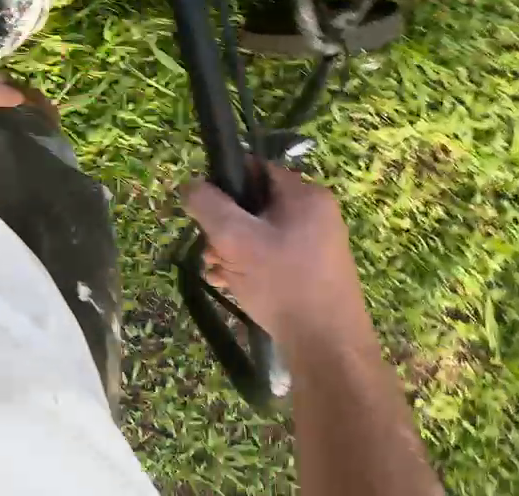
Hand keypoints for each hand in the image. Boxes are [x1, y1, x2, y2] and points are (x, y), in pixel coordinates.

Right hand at [181, 163, 372, 345]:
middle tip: (212, 249)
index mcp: (305, 196)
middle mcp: (314, 215)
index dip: (223, 184)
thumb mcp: (234, 236)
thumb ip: (205, 202)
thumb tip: (191, 186)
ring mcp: (314, 245)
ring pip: (254, 232)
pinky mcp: (309, 271)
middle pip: (250, 203)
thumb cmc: (284, 283)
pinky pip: (267, 255)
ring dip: (228, 248)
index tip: (205, 209)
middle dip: (222, 225)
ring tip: (217, 270)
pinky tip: (228, 283)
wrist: (328, 351)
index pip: (253, 168)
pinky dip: (244, 266)